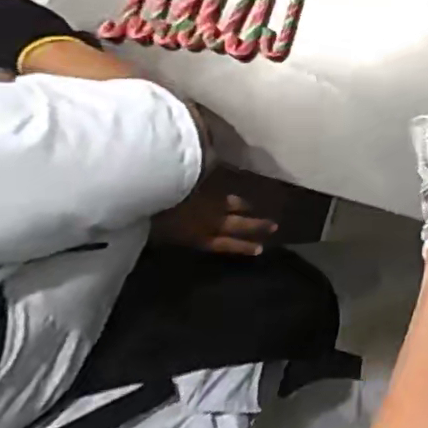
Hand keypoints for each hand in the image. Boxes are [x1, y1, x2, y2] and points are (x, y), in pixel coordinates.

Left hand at [152, 188, 277, 255]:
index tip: (260, 248)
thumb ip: (174, 233)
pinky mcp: (207, 180)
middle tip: (274, 225)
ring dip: (244, 205)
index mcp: (202, 235)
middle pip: (240, 223)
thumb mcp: (161, 234)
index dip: (244, 246)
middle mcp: (214, 218)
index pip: (229, 243)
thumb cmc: (152, 219)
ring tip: (252, 206)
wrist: (156, 186)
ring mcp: (213, 198)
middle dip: (258, 225)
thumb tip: (174, 230)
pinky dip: (224, 183)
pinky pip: (220, 183)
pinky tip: (227, 181)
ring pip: (234, 203)